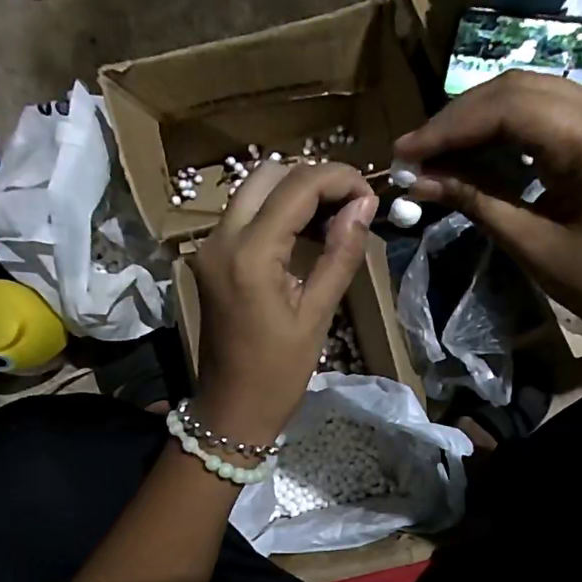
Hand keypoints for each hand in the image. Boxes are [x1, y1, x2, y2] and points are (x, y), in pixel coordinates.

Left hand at [189, 162, 375, 450]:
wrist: (232, 407)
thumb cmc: (278, 372)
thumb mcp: (318, 314)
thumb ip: (340, 254)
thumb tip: (364, 206)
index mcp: (250, 254)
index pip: (297, 187)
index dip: (339, 180)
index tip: (370, 194)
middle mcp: (221, 238)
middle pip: (270, 174)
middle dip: (316, 178)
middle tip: (352, 203)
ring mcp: (211, 246)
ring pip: (254, 189)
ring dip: (296, 190)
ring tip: (336, 215)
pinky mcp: (211, 256)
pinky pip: (245, 213)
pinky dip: (278, 209)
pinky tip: (308, 230)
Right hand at [393, 71, 581, 339]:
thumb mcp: (529, 242)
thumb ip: (474, 199)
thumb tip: (415, 179)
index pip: (508, 108)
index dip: (449, 127)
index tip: (405, 150)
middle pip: (517, 89)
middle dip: (459, 118)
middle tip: (415, 151)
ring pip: (529, 92)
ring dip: (478, 118)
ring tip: (436, 149)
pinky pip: (546, 109)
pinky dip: (504, 125)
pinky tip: (474, 147)